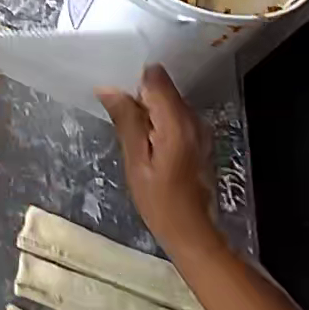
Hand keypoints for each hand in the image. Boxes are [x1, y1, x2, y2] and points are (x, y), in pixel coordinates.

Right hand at [97, 65, 220, 251]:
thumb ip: (126, 120)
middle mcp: (193, 117)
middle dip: (139, 96)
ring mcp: (199, 127)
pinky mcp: (199, 137)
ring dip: (149, 111)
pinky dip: (159, 121)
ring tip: (130, 132)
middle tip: (118, 117)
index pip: (156, 77)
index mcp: (177, 121)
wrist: (192, 232)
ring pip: (169, 102)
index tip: (116, 95)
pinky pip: (175, 116)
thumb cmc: (159, 201)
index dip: (134, 81)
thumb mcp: (136, 162)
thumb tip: (109, 88)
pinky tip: (147, 142)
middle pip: (163, 88)